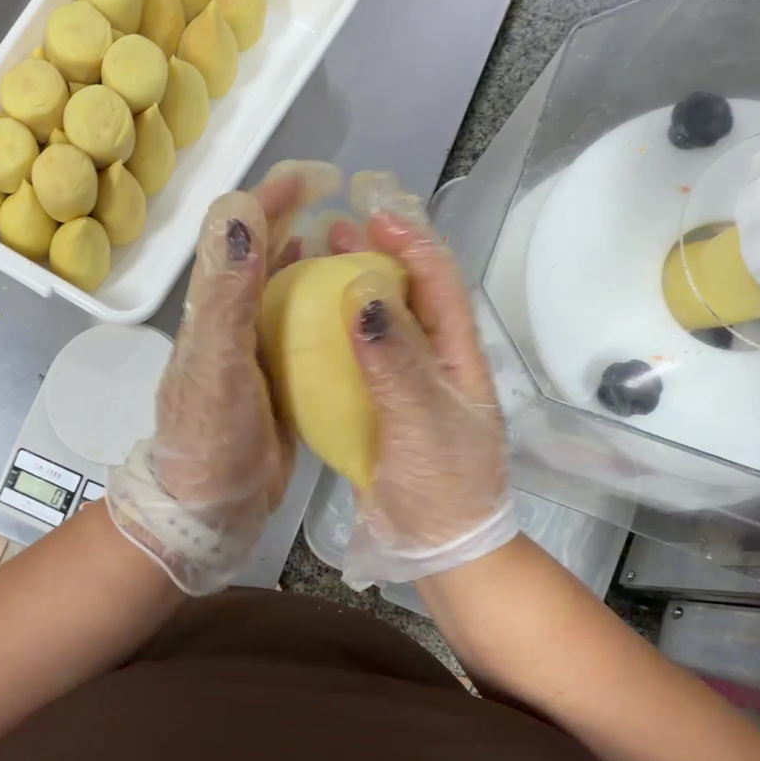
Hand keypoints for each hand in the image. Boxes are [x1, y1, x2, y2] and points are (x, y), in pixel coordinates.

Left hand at [107, 161, 339, 593]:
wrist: (209, 507)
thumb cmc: (210, 438)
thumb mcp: (217, 365)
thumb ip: (228, 294)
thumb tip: (241, 214)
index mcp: (211, 310)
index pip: (237, 234)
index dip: (272, 198)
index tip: (318, 177)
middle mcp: (229, 322)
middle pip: (262, 254)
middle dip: (298, 219)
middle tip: (348, 203)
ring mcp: (253, 352)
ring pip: (284, 290)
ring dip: (314, 260)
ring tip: (356, 243)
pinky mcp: (276, 381)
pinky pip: (302, 331)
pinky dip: (324, 309)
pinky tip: (352, 308)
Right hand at [330, 171, 516, 585]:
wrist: (436, 545)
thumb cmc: (440, 482)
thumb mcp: (422, 417)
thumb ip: (394, 356)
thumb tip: (361, 289)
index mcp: (458, 354)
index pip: (439, 281)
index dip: (408, 242)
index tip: (369, 215)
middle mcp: (434, 360)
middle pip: (407, 294)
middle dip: (375, 256)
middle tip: (331, 231)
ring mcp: (406, 386)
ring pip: (379, 325)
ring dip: (350, 292)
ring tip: (313, 266)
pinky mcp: (379, 410)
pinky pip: (356, 362)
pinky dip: (332, 337)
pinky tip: (301, 332)